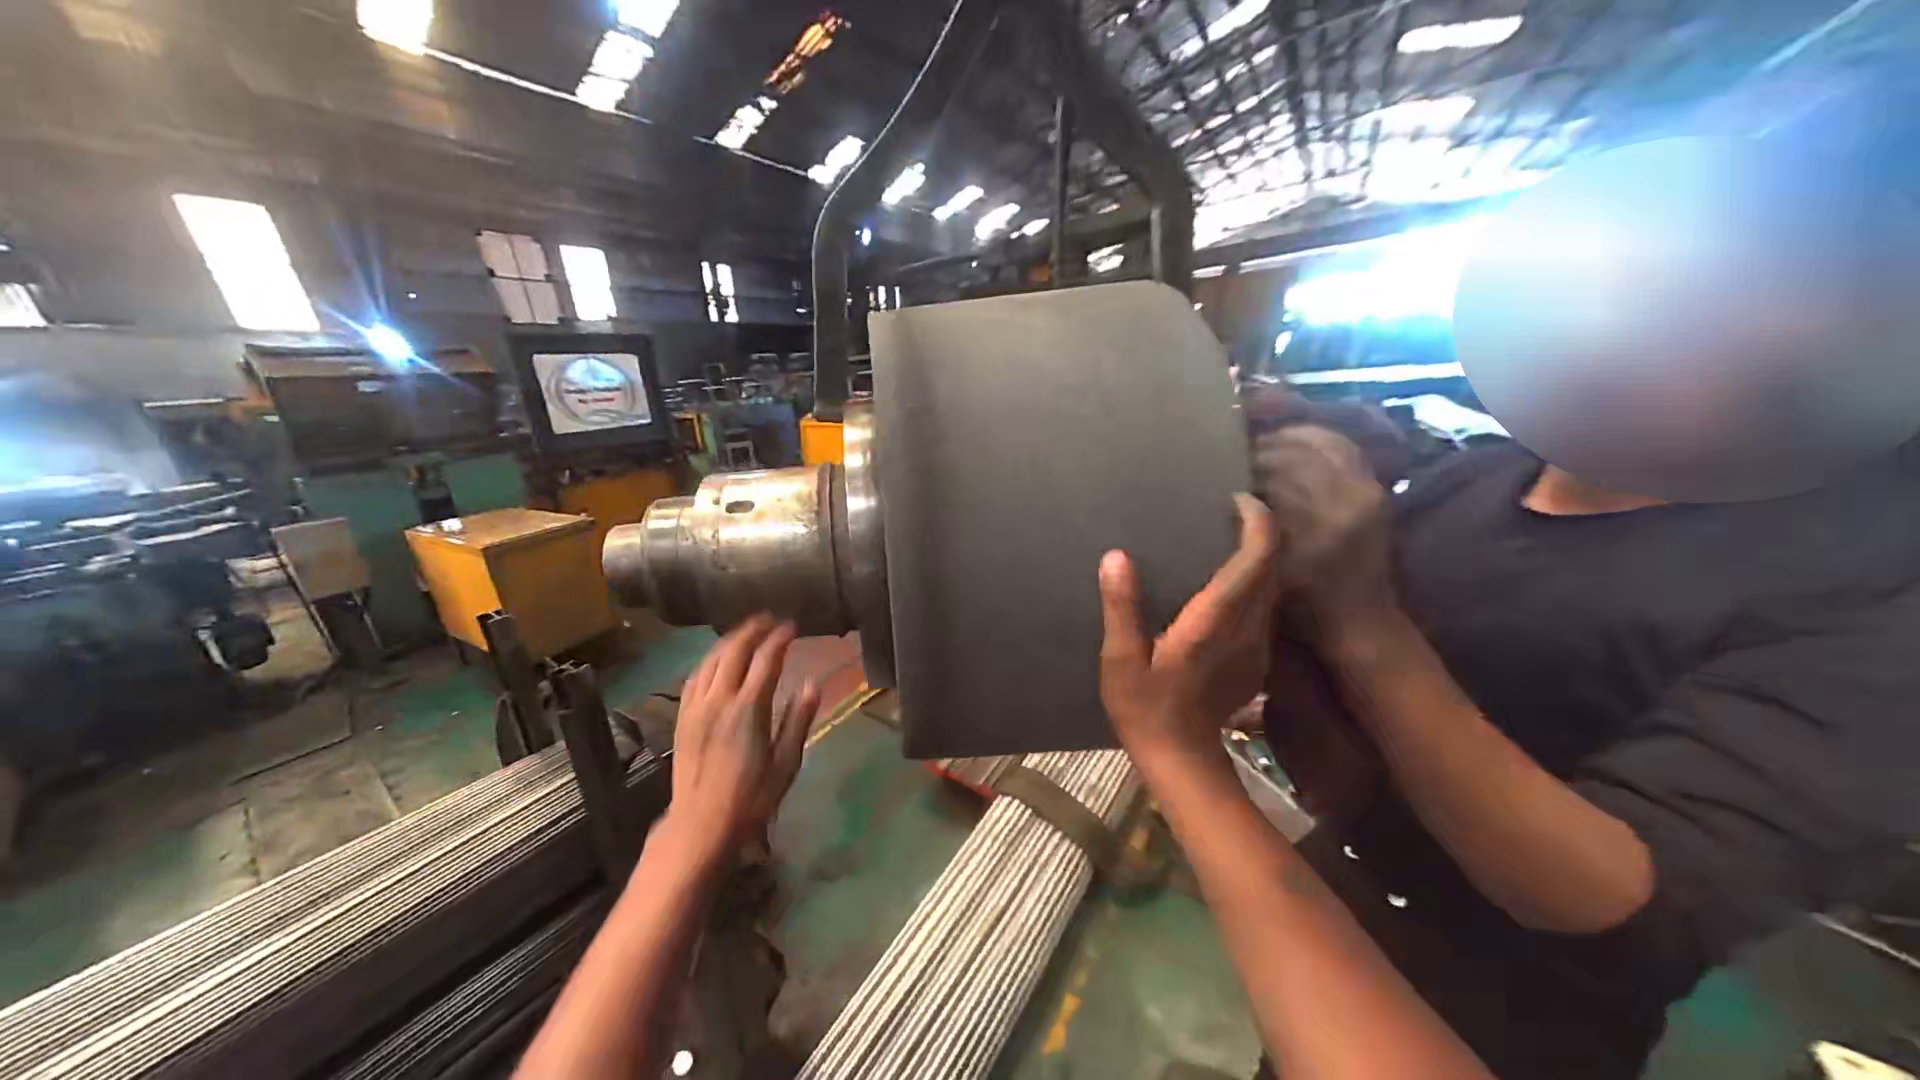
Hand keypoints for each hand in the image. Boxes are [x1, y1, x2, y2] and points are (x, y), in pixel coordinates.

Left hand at [665, 616, 820, 854]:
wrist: (700, 825)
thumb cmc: (751, 797)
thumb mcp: (786, 763)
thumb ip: (798, 720)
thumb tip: (812, 684)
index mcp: (748, 709)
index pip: (766, 660)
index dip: (780, 638)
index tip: (792, 626)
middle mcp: (719, 700)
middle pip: (735, 651)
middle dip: (753, 630)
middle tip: (769, 620)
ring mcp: (696, 707)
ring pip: (712, 660)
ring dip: (730, 640)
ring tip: (746, 632)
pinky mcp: (683, 718)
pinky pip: (695, 677)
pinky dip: (710, 660)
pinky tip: (717, 660)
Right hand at [1098, 494, 1279, 765]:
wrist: (1182, 760)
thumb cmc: (1145, 708)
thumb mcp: (1120, 659)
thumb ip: (1121, 606)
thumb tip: (1116, 556)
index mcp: (1214, 621)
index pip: (1254, 560)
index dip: (1256, 523)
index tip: (1238, 499)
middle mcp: (1247, 628)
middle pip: (1272, 567)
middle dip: (1262, 531)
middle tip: (1232, 509)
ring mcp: (1257, 646)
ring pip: (1273, 587)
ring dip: (1261, 556)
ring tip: (1230, 536)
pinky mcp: (1257, 659)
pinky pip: (1266, 607)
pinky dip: (1256, 583)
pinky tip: (1230, 582)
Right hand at [1254, 424, 1396, 641]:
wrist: (1363, 622)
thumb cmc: (1307, 607)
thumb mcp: (1272, 573)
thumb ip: (1256, 532)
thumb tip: (1236, 494)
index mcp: (1317, 525)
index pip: (1273, 477)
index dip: (1245, 467)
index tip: (1222, 465)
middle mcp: (1347, 501)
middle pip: (1296, 456)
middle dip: (1263, 450)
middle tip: (1235, 453)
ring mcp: (1368, 493)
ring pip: (1323, 445)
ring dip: (1289, 439)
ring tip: (1261, 443)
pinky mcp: (1377, 492)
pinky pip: (1346, 449)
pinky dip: (1318, 439)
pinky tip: (1294, 441)